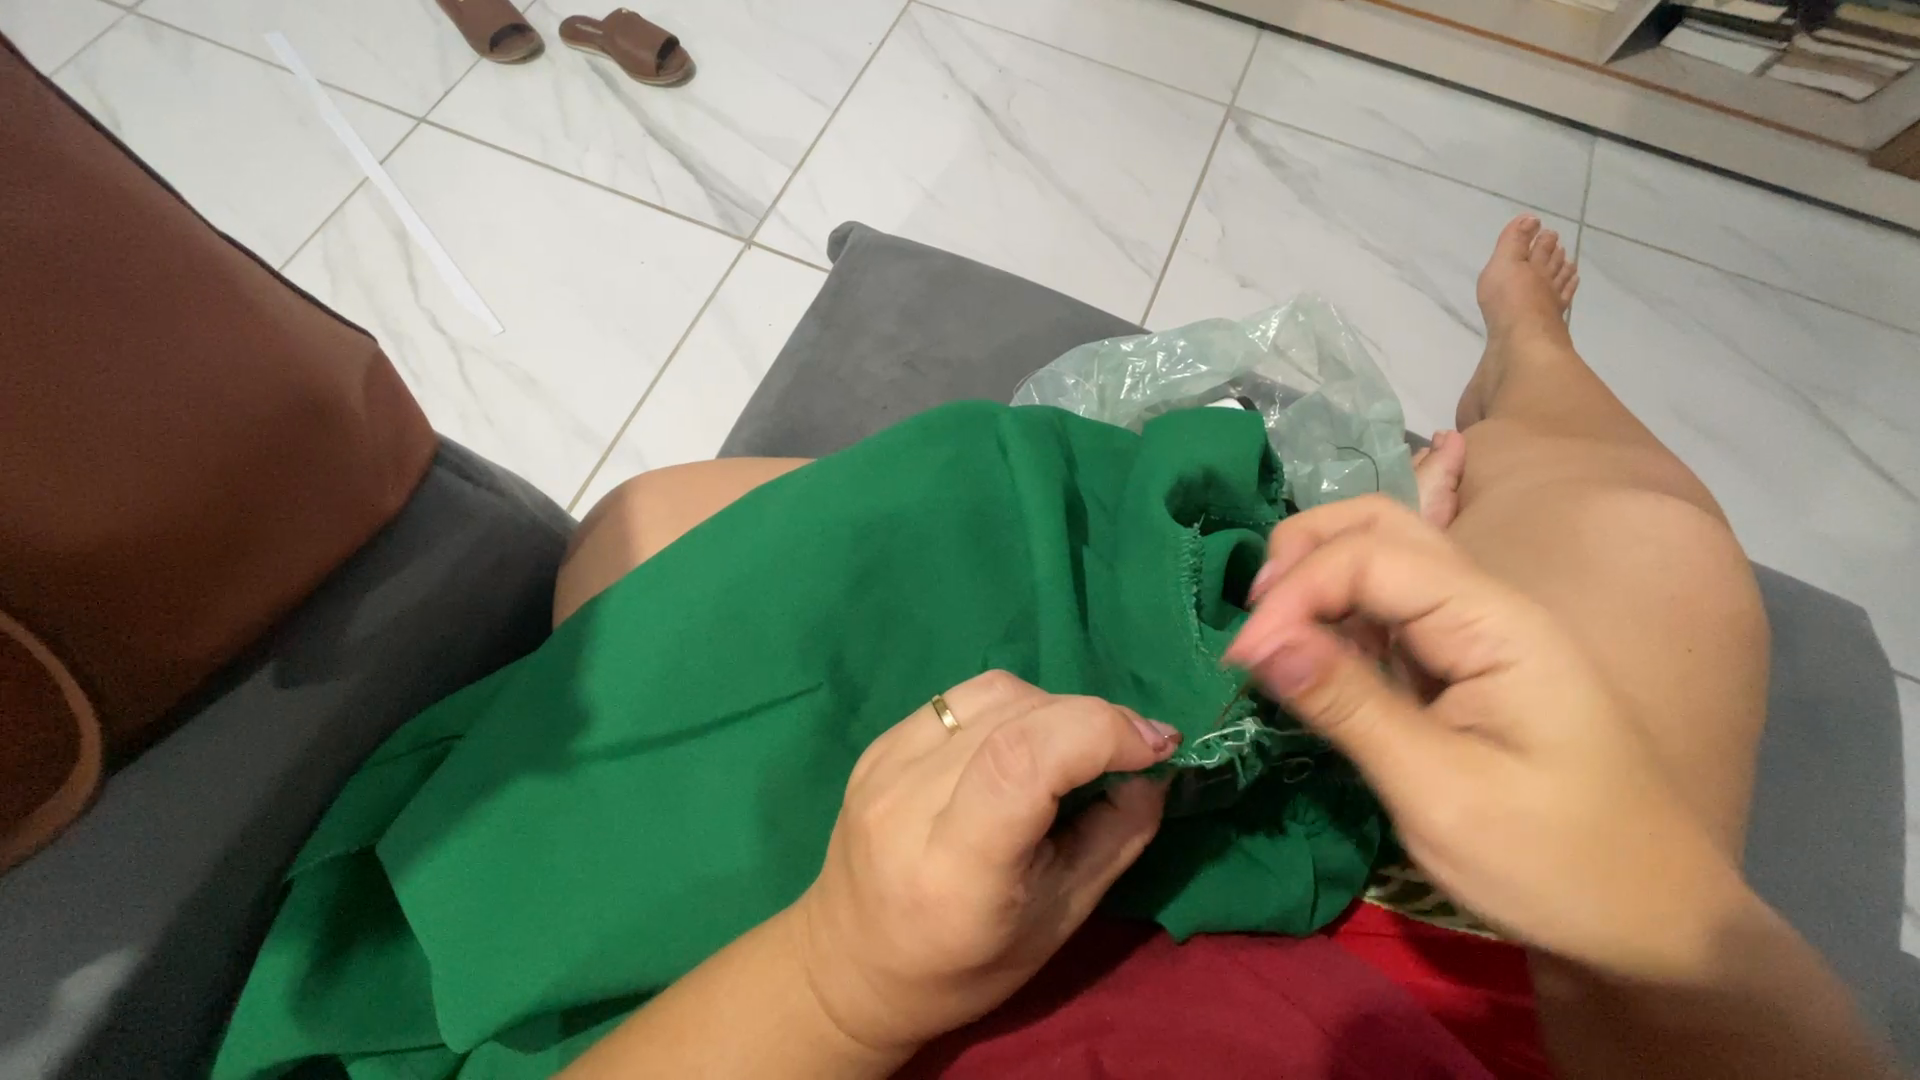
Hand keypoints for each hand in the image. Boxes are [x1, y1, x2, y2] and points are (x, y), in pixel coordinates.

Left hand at [791, 671, 1180, 1053]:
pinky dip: (1014, 706)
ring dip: (1054, 707)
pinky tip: (1022, 741)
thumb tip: (1154, 768)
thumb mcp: (1059, 919)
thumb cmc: (963, 966)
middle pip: (1014, 717)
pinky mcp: (878, 744)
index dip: (1100, 732)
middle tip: (1130, 749)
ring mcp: (885, 763)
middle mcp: (908, 802)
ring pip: (992, 692)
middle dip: (1091, 718)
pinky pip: (963, 697)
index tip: (1157, 745)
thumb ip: (1116, 838)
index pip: (1022, 762)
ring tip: (1072, 750)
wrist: (852, 962)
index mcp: (954, 868)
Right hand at [1225, 496, 1748, 979]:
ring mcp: (1472, 630)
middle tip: (1256, 621)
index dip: (1295, 592)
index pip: (1372, 556)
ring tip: (1272, 638)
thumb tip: (1256, 644)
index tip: (1243, 659)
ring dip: (1312, 579)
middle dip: (1301, 554)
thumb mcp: (1437, 792)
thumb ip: (1346, 705)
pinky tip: (1310, 660)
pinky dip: (1331, 617)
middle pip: (1379, 524)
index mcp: (1495, 624)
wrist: (1651, 924)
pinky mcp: (1455, 661)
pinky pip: (1382, 609)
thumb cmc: (1554, 864)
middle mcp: (1485, 606)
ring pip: (1377, 557)